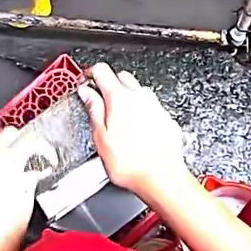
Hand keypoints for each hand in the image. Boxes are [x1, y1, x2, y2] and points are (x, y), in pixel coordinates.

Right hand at [77, 63, 192, 202]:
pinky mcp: (166, 117)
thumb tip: (86, 93)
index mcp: (120, 97)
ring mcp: (155, 106)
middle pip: (121, 76)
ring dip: (125, 97)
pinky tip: (133, 130)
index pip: (102, 70)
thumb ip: (93, 109)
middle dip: (108, 84)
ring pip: (137, 91)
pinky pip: (149, 106)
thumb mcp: (101, 136)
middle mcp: (140, 96)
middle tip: (97, 100)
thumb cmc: (131, 164)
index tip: (85, 81)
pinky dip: (139, 111)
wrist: (163, 180)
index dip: (90, 73)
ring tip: (116, 119)